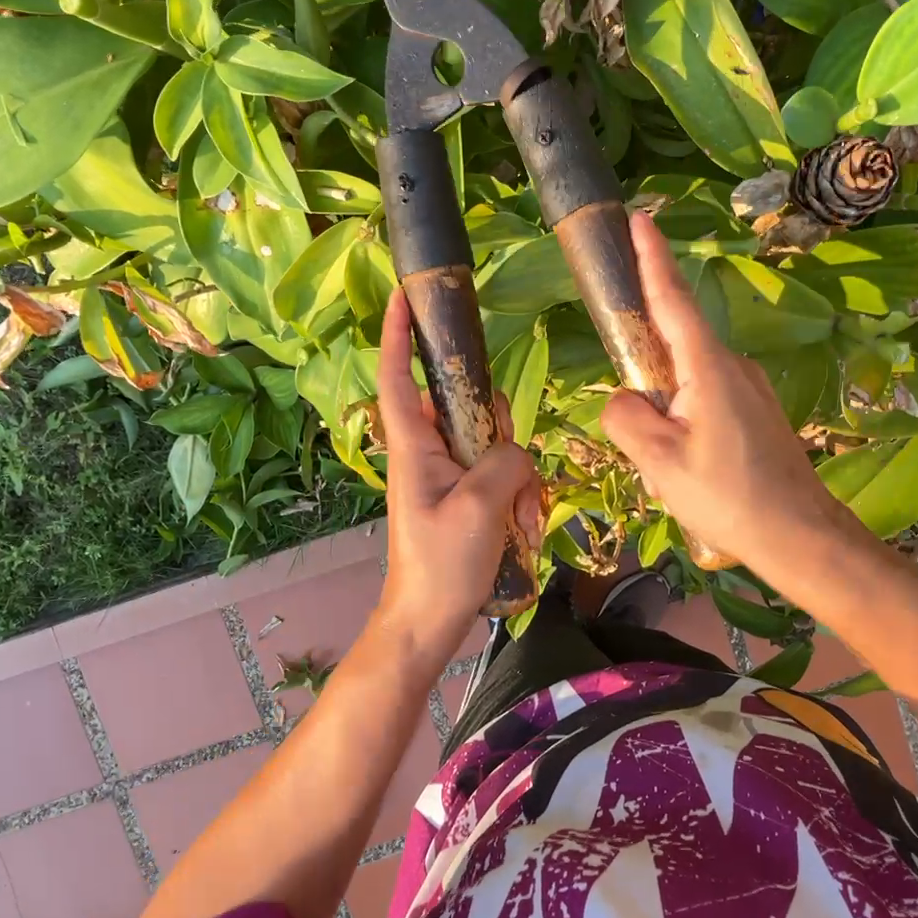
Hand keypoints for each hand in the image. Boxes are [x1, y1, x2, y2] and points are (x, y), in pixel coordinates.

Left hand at [374, 289, 541, 664]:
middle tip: (515, 483)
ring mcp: (449, 474)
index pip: (397, 377)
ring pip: (495, 443)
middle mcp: (429, 451)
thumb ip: (503, 461)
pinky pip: (501, 474)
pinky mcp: (466, 494)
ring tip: (520, 521)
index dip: (395, 335)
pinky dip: (518, 496)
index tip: (401, 296)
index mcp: (414, 446)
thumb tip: (513, 449)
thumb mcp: (479, 508)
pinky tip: (522, 531)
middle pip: (469, 407)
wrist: (430, 621)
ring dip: (518, 478)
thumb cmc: (441, 565)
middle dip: (502, 436)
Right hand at [601, 212, 857, 576]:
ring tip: (672, 472)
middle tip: (643, 434)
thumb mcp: (659, 462)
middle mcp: (733, 365)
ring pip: (688, 383)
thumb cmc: (728, 497)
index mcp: (708, 367)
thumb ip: (625, 417)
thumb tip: (625, 399)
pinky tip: (693, 472)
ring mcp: (750, 389)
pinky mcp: (758, 413)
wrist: (801, 536)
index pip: (673, 300)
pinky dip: (686, 423)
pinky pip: (707, 401)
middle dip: (646, 374)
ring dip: (666, 412)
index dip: (652, 258)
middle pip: (674, 346)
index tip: (639, 219)